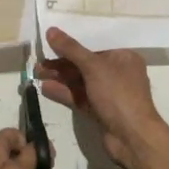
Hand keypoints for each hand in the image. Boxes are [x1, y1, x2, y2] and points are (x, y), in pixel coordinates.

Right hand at [35, 27, 168, 168]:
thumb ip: (71, 49)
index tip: (51, 40)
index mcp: (124, 57)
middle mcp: (118, 73)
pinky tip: (45, 88)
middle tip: (39, 61)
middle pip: (85, 63)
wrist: (132, 137)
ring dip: (59, 77)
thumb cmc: (118, 94)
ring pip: (80, 81)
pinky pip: (79, 96)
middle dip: (61, 62)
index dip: (73, 42)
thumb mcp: (94, 67)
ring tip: (36, 73)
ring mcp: (109, 93)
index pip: (95, 45)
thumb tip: (50, 30)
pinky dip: (64, 92)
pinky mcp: (100, 110)